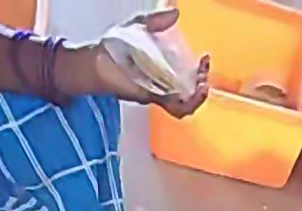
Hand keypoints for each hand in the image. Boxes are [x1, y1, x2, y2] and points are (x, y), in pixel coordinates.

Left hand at [72, 9, 210, 117]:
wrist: (96, 60)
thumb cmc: (114, 47)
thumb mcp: (140, 27)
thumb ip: (157, 21)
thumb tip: (176, 13)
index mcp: (165, 72)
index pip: (189, 78)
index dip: (201, 71)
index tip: (205, 57)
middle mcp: (164, 86)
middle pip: (191, 94)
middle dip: (202, 85)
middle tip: (204, 72)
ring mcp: (157, 94)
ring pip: (186, 105)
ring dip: (197, 98)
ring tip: (202, 87)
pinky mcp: (150, 99)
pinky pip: (172, 107)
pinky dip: (183, 102)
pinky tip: (188, 92)